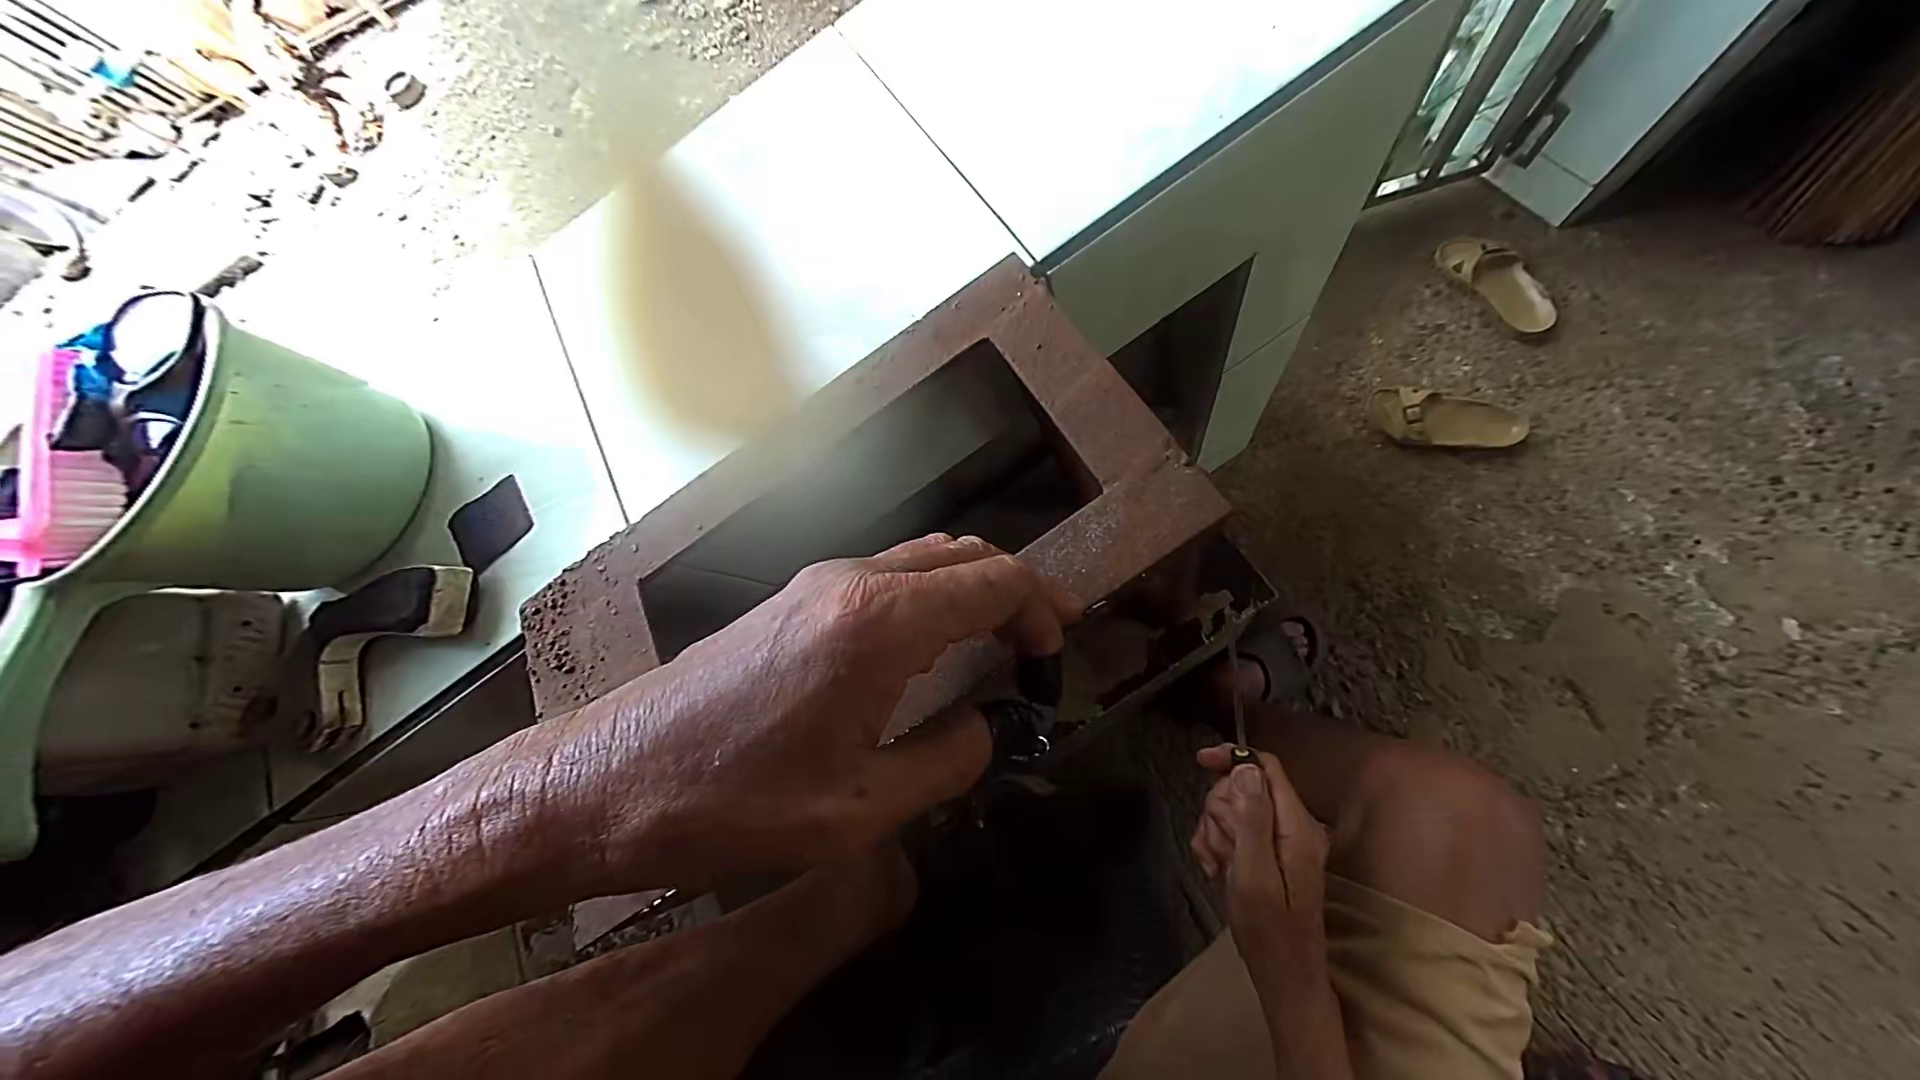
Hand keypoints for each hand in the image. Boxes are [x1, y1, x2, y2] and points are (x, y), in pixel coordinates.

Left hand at [543, 534, 1079, 893]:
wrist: (609, 777)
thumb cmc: (732, 801)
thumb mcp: (862, 807)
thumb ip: (949, 759)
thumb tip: (985, 724)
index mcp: (880, 621)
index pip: (993, 580)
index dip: (1041, 608)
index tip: (1057, 652)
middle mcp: (854, 581)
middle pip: (965, 554)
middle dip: (1017, 588)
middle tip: (1045, 638)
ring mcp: (820, 582)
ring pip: (926, 559)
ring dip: (974, 587)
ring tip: (1003, 637)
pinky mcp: (796, 599)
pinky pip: (889, 577)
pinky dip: (933, 596)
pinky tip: (936, 642)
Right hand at [1190, 746, 1331, 952]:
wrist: (1283, 976)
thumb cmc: (1269, 933)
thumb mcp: (1254, 875)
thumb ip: (1252, 819)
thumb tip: (1246, 769)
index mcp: (1297, 827)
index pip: (1265, 767)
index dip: (1232, 758)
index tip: (1202, 761)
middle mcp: (1293, 827)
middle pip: (1243, 786)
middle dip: (1220, 809)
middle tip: (1219, 844)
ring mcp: (1281, 840)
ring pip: (1232, 807)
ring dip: (1215, 830)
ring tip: (1219, 863)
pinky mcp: (1267, 852)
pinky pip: (1232, 829)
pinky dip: (1216, 844)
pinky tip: (1216, 867)